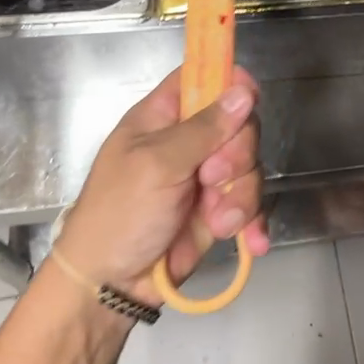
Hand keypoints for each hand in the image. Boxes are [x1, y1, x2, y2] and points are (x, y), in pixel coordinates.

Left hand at [53, 66, 270, 306]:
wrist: (110, 285)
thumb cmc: (119, 214)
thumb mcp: (157, 165)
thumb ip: (203, 129)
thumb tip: (243, 91)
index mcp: (163, 118)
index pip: (202, 78)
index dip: (229, 81)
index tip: (248, 98)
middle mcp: (188, 141)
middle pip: (238, 123)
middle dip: (236, 153)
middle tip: (212, 176)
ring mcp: (206, 177)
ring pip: (250, 165)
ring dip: (241, 195)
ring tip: (219, 221)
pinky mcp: (218, 211)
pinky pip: (251, 203)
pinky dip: (253, 220)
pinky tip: (252, 241)